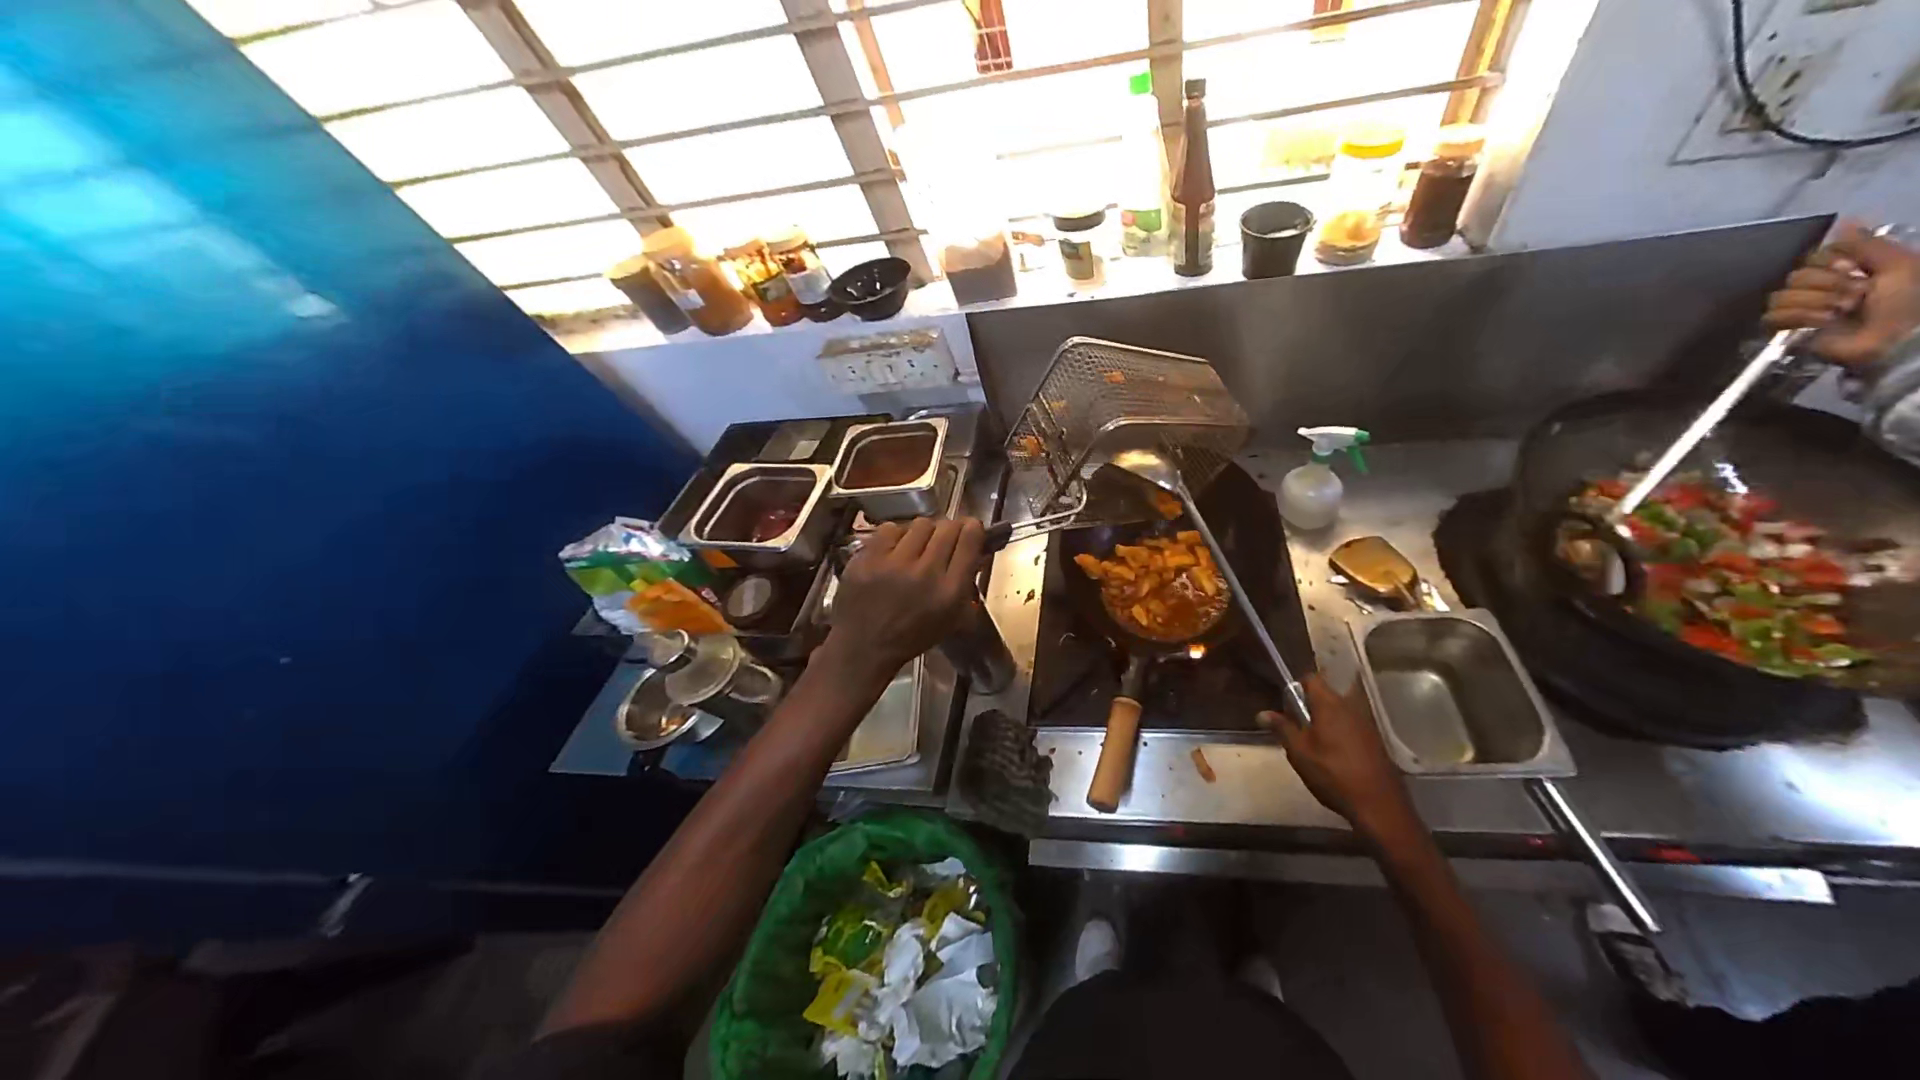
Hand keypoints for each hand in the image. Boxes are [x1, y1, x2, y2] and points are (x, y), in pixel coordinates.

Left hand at [821, 517, 985, 682]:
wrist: (865, 646)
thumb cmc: (913, 635)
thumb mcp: (952, 617)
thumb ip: (967, 582)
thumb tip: (978, 549)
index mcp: (950, 591)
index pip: (970, 539)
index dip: (973, 529)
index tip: (971, 529)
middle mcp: (925, 573)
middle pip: (947, 527)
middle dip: (951, 529)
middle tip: (944, 539)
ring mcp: (894, 563)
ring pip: (920, 524)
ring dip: (923, 533)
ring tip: (917, 547)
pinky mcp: (868, 558)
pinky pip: (890, 528)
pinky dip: (896, 536)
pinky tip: (893, 551)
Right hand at [1261, 674, 1415, 837]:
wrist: (1379, 805)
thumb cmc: (1333, 774)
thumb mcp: (1299, 752)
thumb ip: (1282, 728)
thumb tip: (1262, 713)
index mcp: (1330, 705)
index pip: (1312, 678)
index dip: (1297, 687)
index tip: (1288, 707)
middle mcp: (1351, 707)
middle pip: (1327, 694)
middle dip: (1311, 705)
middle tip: (1297, 728)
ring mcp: (1367, 724)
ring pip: (1340, 711)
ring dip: (1326, 720)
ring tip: (1313, 743)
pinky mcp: (1376, 741)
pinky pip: (1352, 726)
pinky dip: (1340, 733)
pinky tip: (1334, 756)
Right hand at [1763, 222, 1919, 368]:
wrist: (1897, 337)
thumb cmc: (1909, 300)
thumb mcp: (1899, 264)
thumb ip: (1868, 244)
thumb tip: (1846, 220)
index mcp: (1845, 269)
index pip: (1813, 256)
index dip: (1830, 261)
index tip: (1853, 269)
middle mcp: (1820, 287)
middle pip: (1796, 276)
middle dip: (1827, 285)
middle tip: (1856, 297)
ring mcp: (1801, 309)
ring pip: (1782, 296)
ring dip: (1816, 303)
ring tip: (1842, 312)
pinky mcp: (1787, 330)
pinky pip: (1773, 317)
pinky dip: (1801, 318)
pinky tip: (1823, 323)